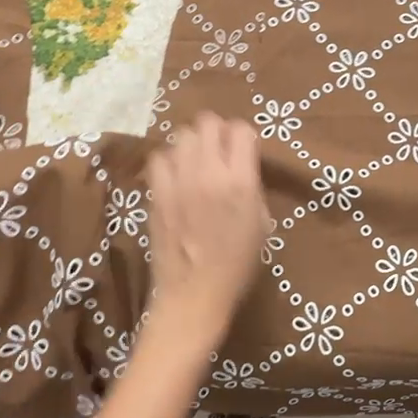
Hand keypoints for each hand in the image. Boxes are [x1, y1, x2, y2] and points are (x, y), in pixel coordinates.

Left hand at [144, 113, 270, 339]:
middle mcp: (209, 173)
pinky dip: (169, 160)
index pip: (242, 130)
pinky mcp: (156, 193)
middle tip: (220, 149)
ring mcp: (178, 182)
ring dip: (193, 143)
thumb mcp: (262, 222)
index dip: (245, 135)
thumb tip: (242, 168)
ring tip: (196, 161)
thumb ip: (252, 186)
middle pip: (208, 123)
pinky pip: (159, 158)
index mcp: (241, 181)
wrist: (194, 294)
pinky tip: (176, 176)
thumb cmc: (237, 263)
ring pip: (182, 135)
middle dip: (217, 131)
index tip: (245, 148)